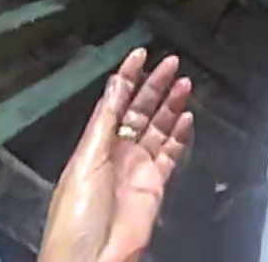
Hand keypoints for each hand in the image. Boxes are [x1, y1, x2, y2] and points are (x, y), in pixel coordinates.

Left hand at [39, 48, 194, 261]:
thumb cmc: (79, 215)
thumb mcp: (87, 161)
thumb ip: (106, 119)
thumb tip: (117, 80)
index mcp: (95, 144)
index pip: (115, 101)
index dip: (128, 77)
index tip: (142, 52)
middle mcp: (117, 152)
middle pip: (140, 111)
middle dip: (155, 85)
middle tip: (173, 62)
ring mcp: (137, 169)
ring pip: (158, 128)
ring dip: (171, 105)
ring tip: (186, 83)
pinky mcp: (154, 186)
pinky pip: (170, 154)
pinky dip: (179, 135)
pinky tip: (188, 117)